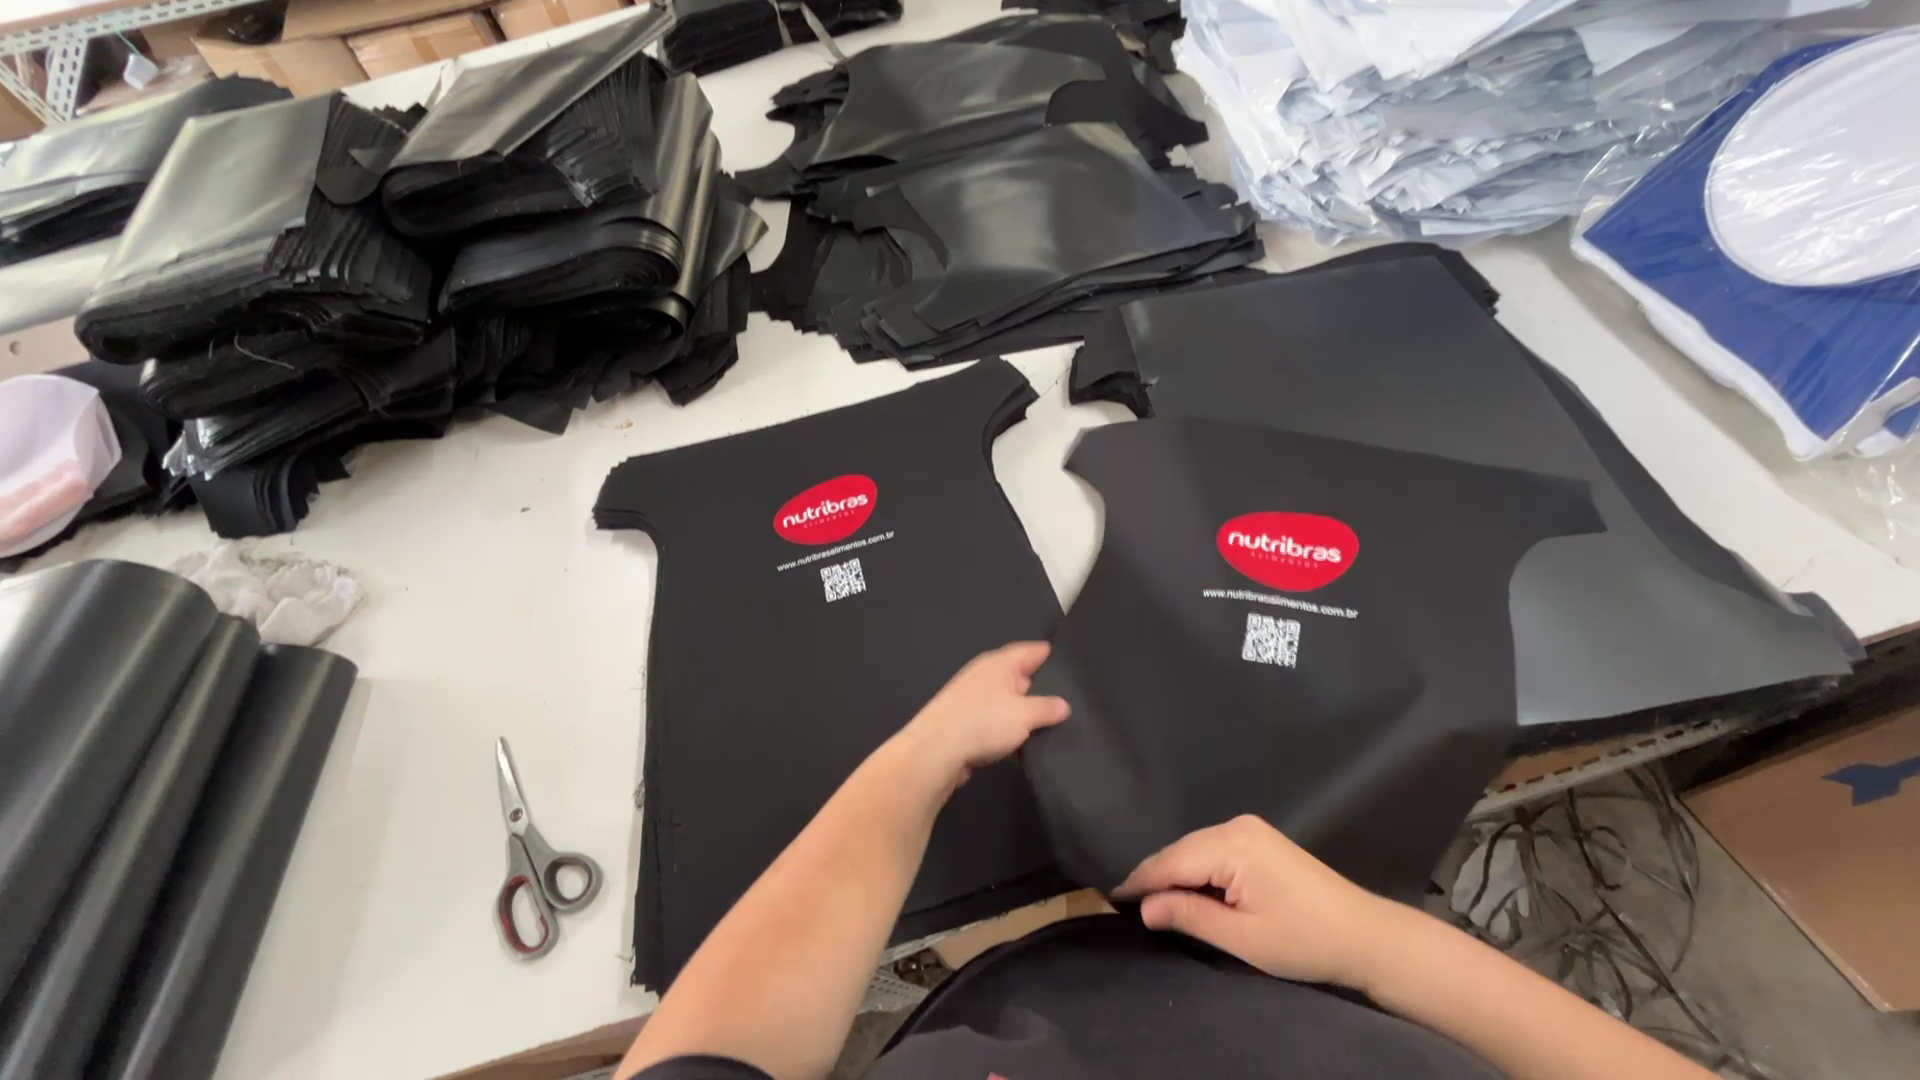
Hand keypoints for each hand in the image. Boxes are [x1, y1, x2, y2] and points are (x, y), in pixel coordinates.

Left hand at [893, 642, 1069, 787]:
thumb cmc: (983, 722)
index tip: (1074, 666)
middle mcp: (986, 677)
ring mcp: (975, 701)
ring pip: (1011, 705)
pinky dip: (1012, 735)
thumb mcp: (1024, 714)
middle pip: (1022, 678)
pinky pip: (998, 726)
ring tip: (1056, 729)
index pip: (1032, 651)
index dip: (1053, 656)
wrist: (936, 752)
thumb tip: (1064, 705)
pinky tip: (1028, 749)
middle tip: (1074, 703)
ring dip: (1027, 717)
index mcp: (999, 663)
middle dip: (1044, 690)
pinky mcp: (968, 726)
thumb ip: (1047, 708)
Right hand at [1113, 815, 1407, 990]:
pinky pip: (1209, 849)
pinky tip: (1186, 889)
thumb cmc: (1305, 942)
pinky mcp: (1256, 837)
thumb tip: (1144, 908)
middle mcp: (1235, 826)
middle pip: (1178, 851)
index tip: (1110, 898)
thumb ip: (1189, 917)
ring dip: (1173, 873)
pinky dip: (1193, 868)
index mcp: (1233, 846)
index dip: (1139, 882)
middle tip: (1127, 905)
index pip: (1170, 862)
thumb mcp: (1243, 940)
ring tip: (1152, 902)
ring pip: (1192, 848)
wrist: (1366, 935)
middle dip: (1154, 877)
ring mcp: (1248, 828)